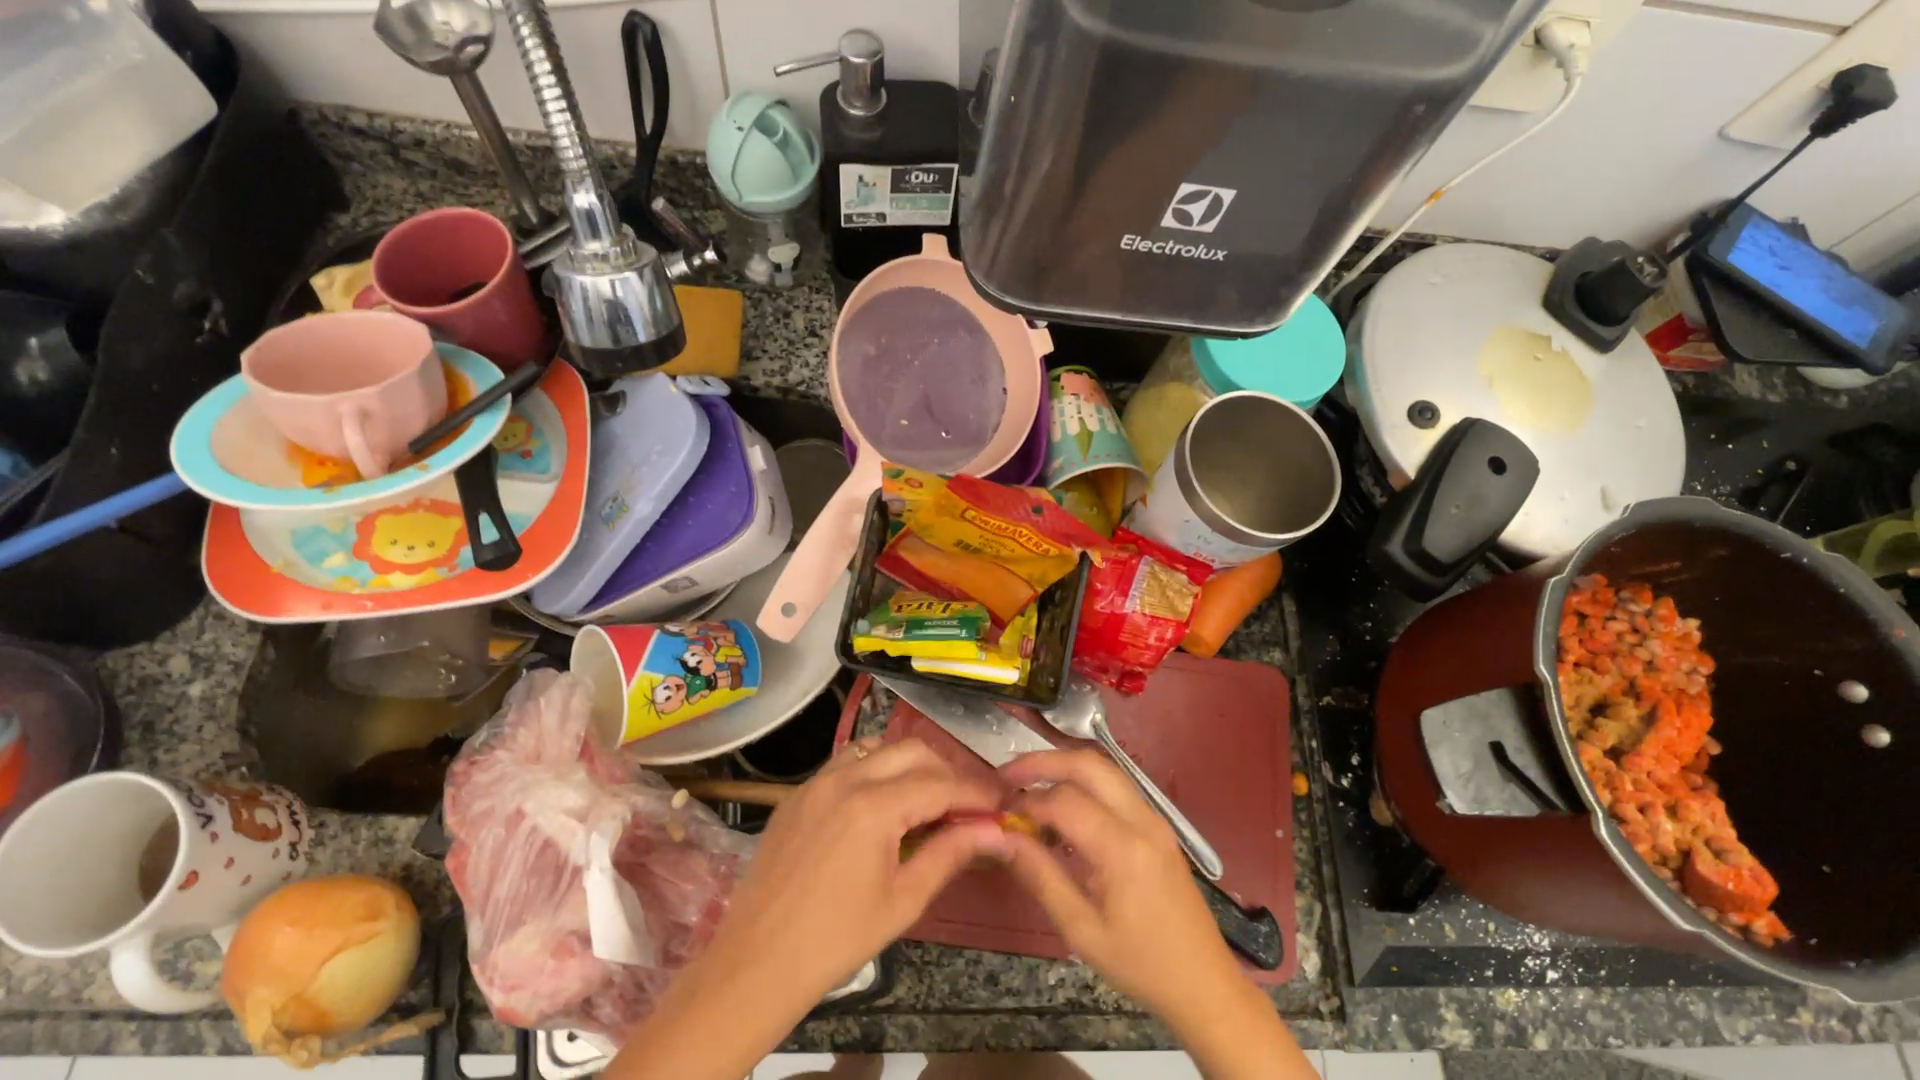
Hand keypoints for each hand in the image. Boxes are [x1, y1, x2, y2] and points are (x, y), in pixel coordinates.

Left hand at [612, 738, 1011, 1079]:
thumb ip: (950, 854)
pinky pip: (844, 764)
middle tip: (967, 804)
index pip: (940, 783)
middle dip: (946, 771)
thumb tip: (996, 831)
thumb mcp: (904, 901)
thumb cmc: (837, 939)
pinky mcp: (795, 796)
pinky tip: (883, 806)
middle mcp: (843, 779)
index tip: (1002, 802)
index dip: (976, 791)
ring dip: (909, 765)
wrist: (758, 960)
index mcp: (873, 806)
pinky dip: (874, 771)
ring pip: (876, 749)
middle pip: (911, 750)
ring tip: (928, 801)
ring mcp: (814, 783)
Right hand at [997, 749, 1237, 1007]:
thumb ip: (1040, 876)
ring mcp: (1155, 820)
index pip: (1065, 800)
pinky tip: (1062, 810)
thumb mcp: (1080, 929)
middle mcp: (1143, 821)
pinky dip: (1084, 785)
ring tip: (1028, 787)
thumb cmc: (1139, 963)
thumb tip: (1002, 837)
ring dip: (1064, 769)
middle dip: (1043, 762)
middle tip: (1006, 777)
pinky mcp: (1159, 828)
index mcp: (1123, 848)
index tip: (1001, 816)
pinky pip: (1117, 789)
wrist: (1203, 982)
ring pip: (1105, 770)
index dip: (1027, 802)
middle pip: (1089, 765)